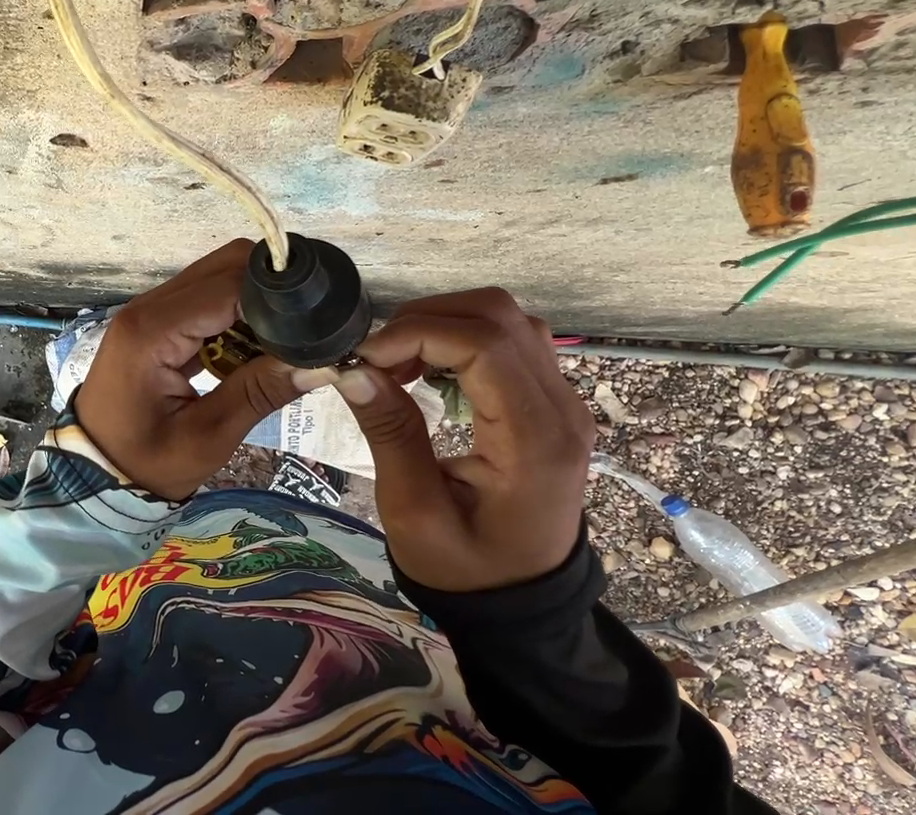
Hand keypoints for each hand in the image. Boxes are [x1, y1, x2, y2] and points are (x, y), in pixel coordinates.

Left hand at [74, 240, 335, 500]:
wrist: (93, 472)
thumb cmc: (145, 462)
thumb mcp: (207, 436)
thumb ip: (260, 392)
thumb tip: (322, 363)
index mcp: (152, 330)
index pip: (229, 285)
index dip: (278, 297)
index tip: (317, 320)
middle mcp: (148, 307)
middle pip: (223, 267)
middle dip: (270, 292)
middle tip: (306, 331)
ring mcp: (149, 311)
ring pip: (216, 278)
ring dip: (255, 303)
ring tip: (286, 342)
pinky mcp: (155, 323)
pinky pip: (204, 300)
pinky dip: (235, 315)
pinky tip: (257, 349)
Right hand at [333, 288, 593, 591]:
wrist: (518, 599)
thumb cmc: (464, 566)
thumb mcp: (414, 512)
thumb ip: (390, 435)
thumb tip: (354, 371)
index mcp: (533, 440)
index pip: (484, 344)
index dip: (416, 333)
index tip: (364, 360)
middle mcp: (561, 408)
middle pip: (498, 316)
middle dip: (424, 319)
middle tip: (376, 358)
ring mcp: (562, 401)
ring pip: (505, 319)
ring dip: (441, 323)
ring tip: (396, 361)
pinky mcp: (550, 401)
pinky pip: (508, 340)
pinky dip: (457, 336)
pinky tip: (424, 367)